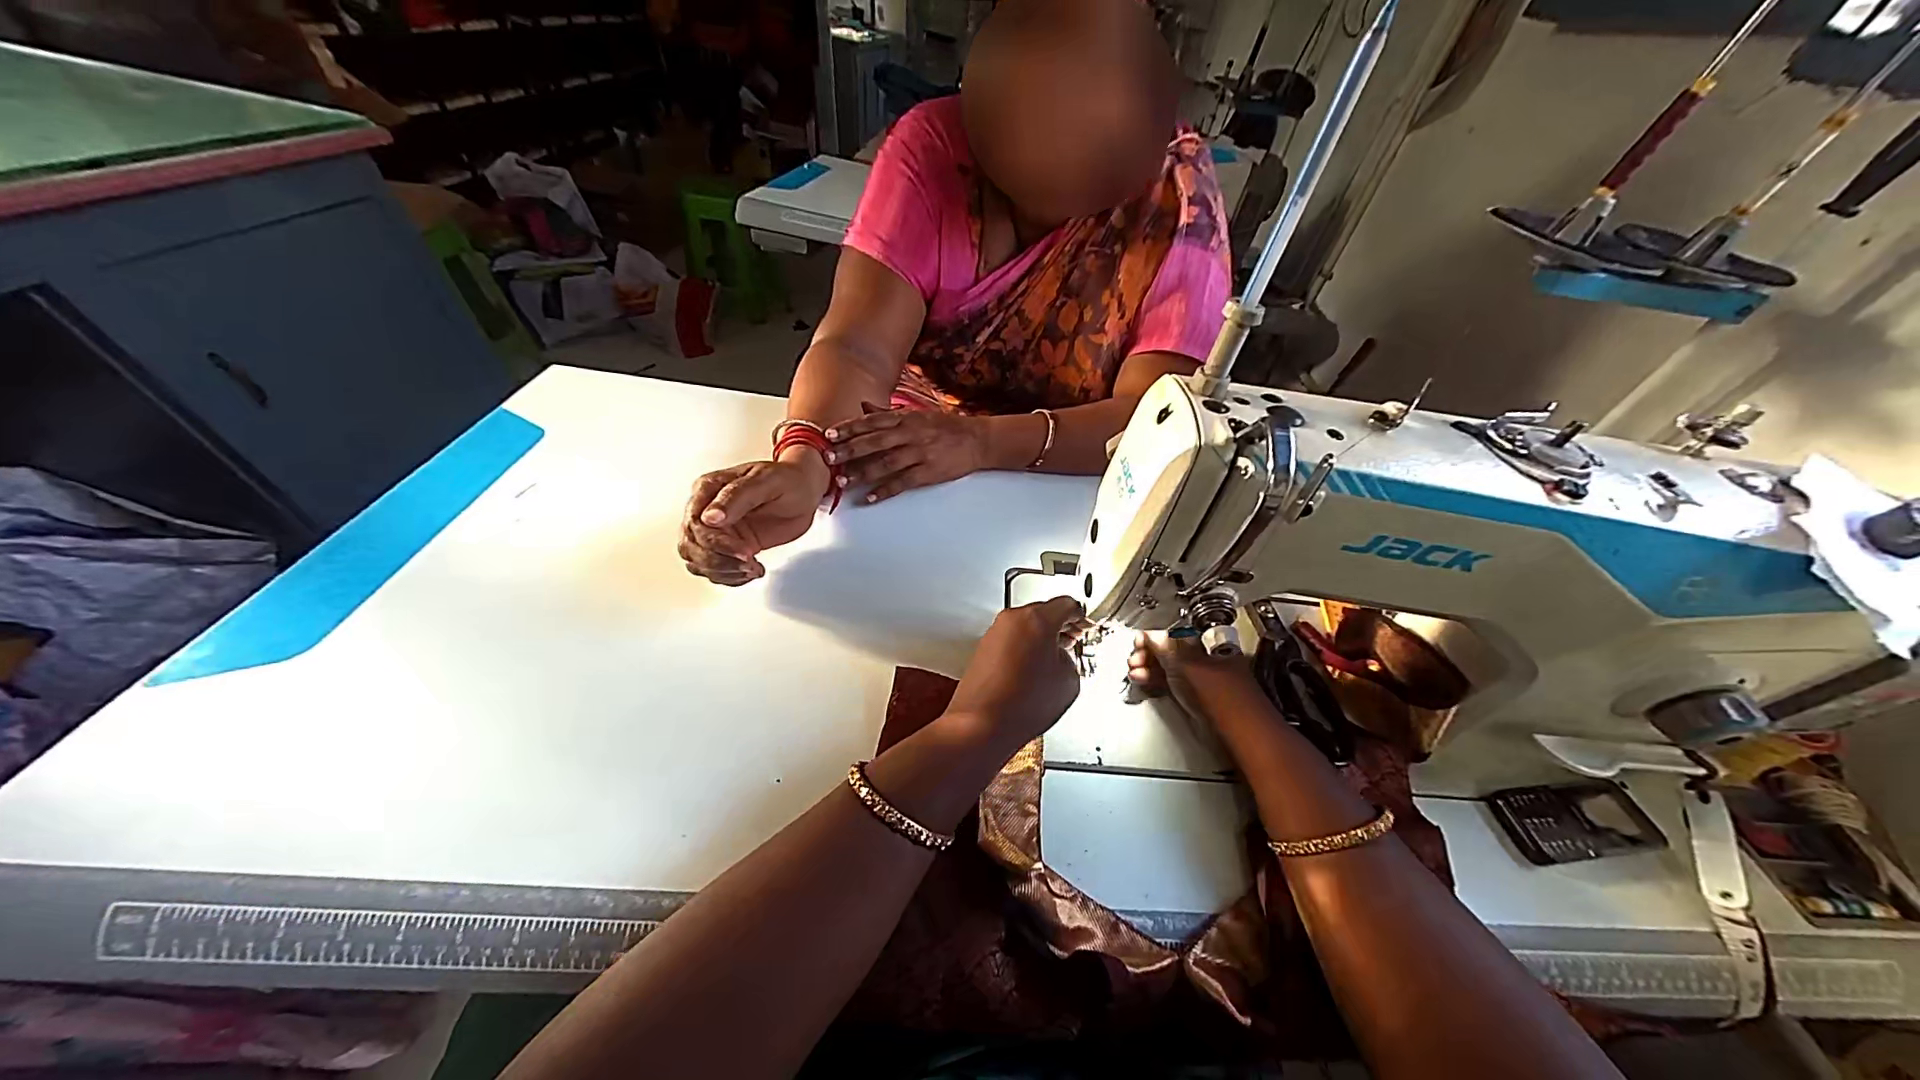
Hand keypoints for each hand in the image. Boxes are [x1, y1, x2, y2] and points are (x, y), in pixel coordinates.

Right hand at [678, 458, 825, 584]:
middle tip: (749, 562)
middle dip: (719, 560)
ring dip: (724, 571)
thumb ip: (737, 496)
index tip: (744, 551)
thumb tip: (710, 516)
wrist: (805, 491)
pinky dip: (730, 577)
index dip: (715, 542)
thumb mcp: (766, 481)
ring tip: (753, 568)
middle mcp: (706, 510)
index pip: (695, 522)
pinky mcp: (728, 547)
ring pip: (698, 561)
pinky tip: (751, 571)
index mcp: (709, 488)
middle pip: (691, 545)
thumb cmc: (787, 479)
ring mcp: (717, 530)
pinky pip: (714, 569)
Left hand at [826, 407, 990, 503]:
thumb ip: (888, 413)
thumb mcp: (917, 414)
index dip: (849, 428)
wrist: (978, 440)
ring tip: (843, 481)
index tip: (829, 434)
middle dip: (849, 450)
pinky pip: (903, 482)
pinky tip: (871, 497)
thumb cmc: (947, 427)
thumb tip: (863, 407)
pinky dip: (886, 490)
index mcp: (907, 418)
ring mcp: (920, 453)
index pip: (872, 421)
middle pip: (874, 442)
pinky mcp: (929, 472)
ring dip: (862, 472)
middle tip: (829, 458)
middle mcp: (911, 434)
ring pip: (885, 463)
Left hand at [945, 597, 1088, 748]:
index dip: (1081, 617)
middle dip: (1061, 627)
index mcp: (1038, 619)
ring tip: (1053, 661)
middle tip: (1073, 641)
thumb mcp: (1068, 681)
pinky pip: (1010, 639)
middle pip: (1044, 612)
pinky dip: (1024, 647)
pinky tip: (1032, 670)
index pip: (1068, 605)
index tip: (1085, 625)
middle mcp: (1013, 620)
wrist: (982, 724)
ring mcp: (995, 632)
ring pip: (1025, 625)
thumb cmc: (1020, 705)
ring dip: (1041, 638)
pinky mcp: (984, 648)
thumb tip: (1063, 658)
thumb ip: (1071, 658)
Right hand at [1126, 631, 1258, 721]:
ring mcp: (1204, 683)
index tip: (1141, 641)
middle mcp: (1210, 663)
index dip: (1158, 637)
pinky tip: (1145, 683)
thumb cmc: (1225, 699)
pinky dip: (1157, 683)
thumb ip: (1166, 648)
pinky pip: (1172, 686)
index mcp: (1214, 647)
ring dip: (1150, 669)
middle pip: (1173, 653)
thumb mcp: (1188, 666)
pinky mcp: (1198, 702)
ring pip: (1171, 670)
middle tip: (1135, 659)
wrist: (1239, 736)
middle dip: (1150, 654)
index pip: (1180, 635)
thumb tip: (1151, 635)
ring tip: (1136, 673)